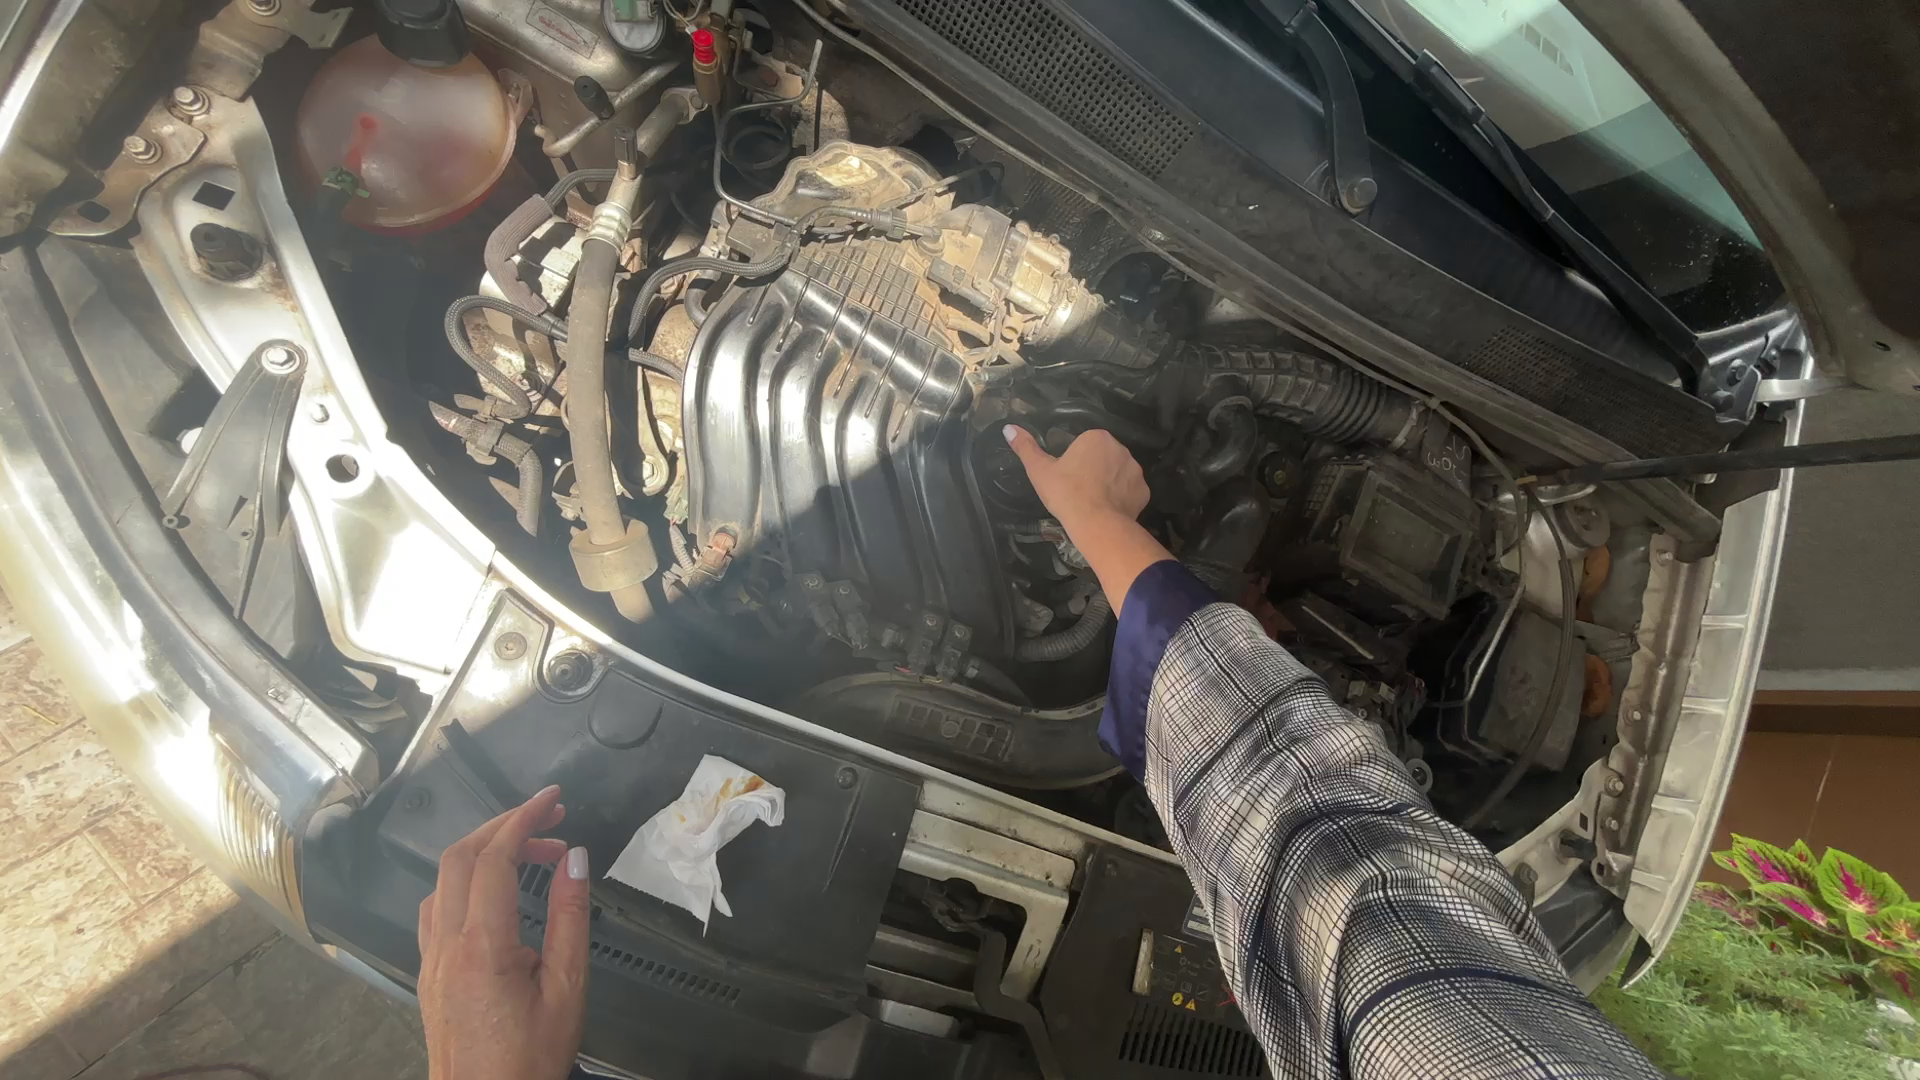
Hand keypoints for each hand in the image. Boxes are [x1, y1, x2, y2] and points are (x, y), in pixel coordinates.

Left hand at [418, 785, 590, 1079]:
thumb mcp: (568, 983)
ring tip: (535, 852)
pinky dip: (469, 879)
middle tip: (550, 817)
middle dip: (504, 824)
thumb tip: (575, 857)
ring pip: (443, 882)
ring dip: (486, 851)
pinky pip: (437, 909)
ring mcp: (430, 962)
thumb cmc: (532, 1053)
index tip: (553, 799)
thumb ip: (570, 914)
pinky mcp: (429, 976)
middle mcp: (445, 947)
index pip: (494, 858)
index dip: (523, 818)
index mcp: (481, 946)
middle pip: (458, 858)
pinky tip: (499, 891)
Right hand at [1002, 425, 1170, 616]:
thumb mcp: (1039, 470)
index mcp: (1096, 437)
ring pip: (1118, 474)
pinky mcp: (1143, 491)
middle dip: (1093, 470)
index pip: (1083, 445)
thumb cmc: (1065, 493)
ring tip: (1093, 503)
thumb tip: (1008, 428)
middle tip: (1078, 491)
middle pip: (1102, 457)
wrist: (1096, 524)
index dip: (1074, 461)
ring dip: (1108, 484)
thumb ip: (1025, 447)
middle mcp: (1120, 447)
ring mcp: (1135, 469)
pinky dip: (1122, 499)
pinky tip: (1108, 510)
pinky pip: (1130, 491)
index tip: (1067, 478)